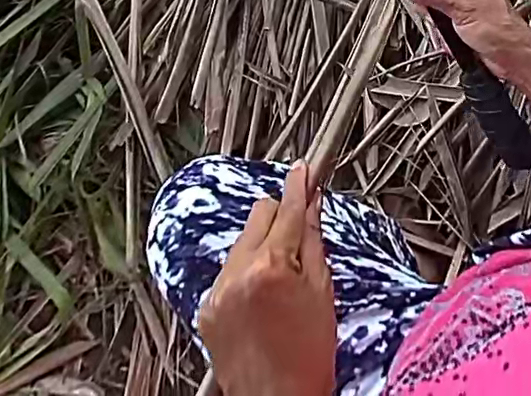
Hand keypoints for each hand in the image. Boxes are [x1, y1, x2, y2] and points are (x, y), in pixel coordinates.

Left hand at [199, 162, 336, 395]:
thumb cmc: (306, 359)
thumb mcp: (321, 290)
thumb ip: (314, 239)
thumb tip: (312, 204)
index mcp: (271, 267)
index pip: (287, 209)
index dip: (297, 186)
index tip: (302, 170)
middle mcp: (238, 274)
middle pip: (259, 213)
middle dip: (281, 215)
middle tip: (299, 229)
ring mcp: (219, 291)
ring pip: (243, 238)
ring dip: (263, 243)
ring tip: (283, 274)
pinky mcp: (208, 308)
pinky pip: (229, 267)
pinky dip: (246, 269)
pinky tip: (264, 292)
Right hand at [396, 0, 530, 82]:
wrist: (516, 58)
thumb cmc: (502, 30)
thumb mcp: (461, 8)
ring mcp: (464, 7)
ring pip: (435, 4)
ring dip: (433, 16)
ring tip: (438, 23)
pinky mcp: (462, 24)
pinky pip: (442, 22)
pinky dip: (440, 31)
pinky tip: (445, 36)